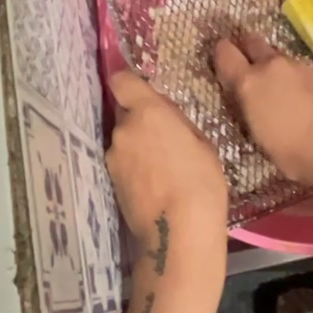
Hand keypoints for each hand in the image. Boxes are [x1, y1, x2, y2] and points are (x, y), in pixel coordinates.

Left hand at [105, 71, 230, 253]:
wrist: (178, 232)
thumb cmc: (201, 182)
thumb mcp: (202, 143)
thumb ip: (176, 122)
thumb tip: (163, 115)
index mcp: (147, 112)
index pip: (121, 81)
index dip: (130, 83)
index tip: (144, 92)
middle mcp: (123, 129)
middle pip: (125, 112)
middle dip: (141, 119)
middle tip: (165, 136)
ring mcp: (113, 157)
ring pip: (124, 139)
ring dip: (138, 144)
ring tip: (162, 165)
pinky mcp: (110, 181)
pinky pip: (123, 161)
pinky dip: (134, 165)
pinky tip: (154, 182)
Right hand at [212, 34, 312, 190]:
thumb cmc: (293, 153)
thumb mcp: (258, 136)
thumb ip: (249, 108)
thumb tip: (247, 97)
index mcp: (250, 82)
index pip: (225, 53)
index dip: (220, 54)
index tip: (221, 61)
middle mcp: (272, 66)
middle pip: (252, 42)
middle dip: (246, 48)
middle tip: (245, 64)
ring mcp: (298, 66)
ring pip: (276, 55)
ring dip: (271, 64)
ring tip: (274, 86)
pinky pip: (295, 67)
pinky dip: (290, 75)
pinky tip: (297, 95)